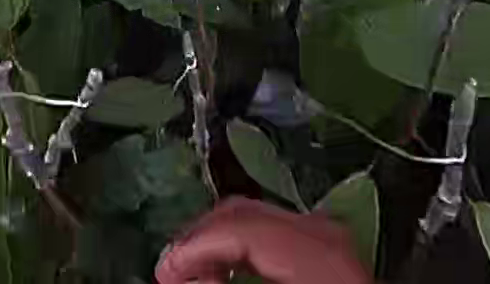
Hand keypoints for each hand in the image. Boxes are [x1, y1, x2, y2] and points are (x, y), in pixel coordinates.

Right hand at [156, 197, 370, 283]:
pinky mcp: (326, 249)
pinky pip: (272, 235)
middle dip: (201, 240)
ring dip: (217, 244)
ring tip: (190, 276)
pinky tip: (223, 274)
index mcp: (317, 250)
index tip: (163, 271)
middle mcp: (323, 231)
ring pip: (255, 220)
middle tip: (168, 273)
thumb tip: (185, 276)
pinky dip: (241, 250)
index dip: (196, 246)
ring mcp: (327, 237)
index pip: (243, 228)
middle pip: (246, 214)